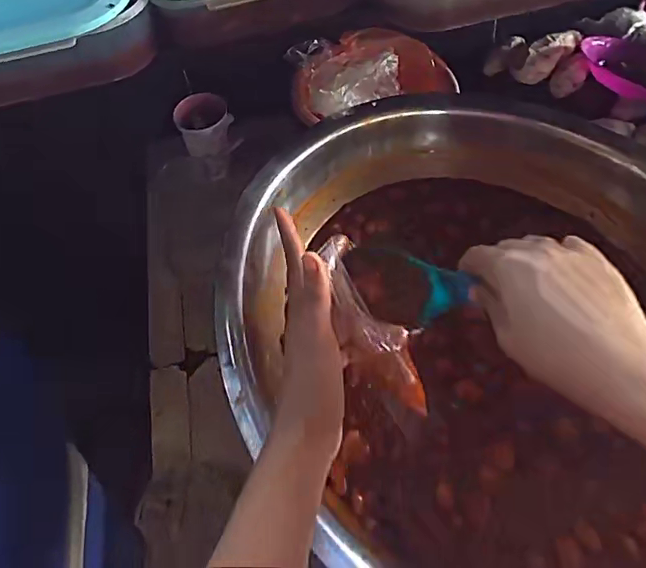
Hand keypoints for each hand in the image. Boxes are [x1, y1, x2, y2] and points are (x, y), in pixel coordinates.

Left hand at [272, 206, 345, 461]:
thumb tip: (310, 255)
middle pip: (306, 281)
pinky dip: (352, 326)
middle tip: (325, 237)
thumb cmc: (312, 386)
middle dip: (311, 257)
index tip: (278, 210)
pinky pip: (340, 334)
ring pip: (324, 306)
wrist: (309, 436)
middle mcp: (303, 322)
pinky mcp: (326, 363)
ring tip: (351, 276)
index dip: (288, 236)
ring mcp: (314, 343)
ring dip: (335, 290)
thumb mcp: (317, 337)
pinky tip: (367, 331)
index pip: (294, 265)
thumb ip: (315, 298)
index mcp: (300, 311)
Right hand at [460, 235, 645, 433]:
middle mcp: (534, 249)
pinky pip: (569, 248)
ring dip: (530, 261)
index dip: (469, 270)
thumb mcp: (510, 340)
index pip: (476, 255)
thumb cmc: (559, 359)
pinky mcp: (597, 258)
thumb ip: (490, 308)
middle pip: (506, 248)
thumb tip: (480, 290)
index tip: (471, 284)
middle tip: (505, 295)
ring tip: (540, 291)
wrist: (626, 367)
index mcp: (506, 266)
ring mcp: (568, 250)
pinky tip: (568, 282)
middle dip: (499, 266)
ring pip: (537, 246)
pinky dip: (561, 259)